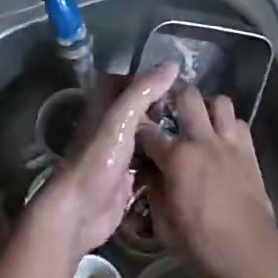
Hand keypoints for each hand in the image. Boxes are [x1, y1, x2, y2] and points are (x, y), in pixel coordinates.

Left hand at [33, 63, 179, 257]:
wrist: (80, 212)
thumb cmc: (97, 160)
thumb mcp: (120, 119)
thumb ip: (143, 92)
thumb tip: (172, 65)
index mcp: (103, 107)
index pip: (125, 82)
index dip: (147, 78)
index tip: (177, 79)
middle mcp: (110, 127)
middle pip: (138, 109)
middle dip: (162, 106)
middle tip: (193, 107)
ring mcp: (118, 154)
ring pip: (145, 136)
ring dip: (165, 133)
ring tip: (196, 129)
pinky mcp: (127, 178)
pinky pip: (149, 163)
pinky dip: (164, 159)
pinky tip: (187, 158)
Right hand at [137, 87, 277, 277]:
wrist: (250, 252)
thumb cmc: (201, 243)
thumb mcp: (163, 224)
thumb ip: (153, 190)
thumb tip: (150, 172)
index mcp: (177, 158)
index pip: (148, 130)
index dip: (138, 129)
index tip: (134, 132)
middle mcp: (203, 141)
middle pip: (187, 97)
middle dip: (173, 97)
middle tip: (168, 110)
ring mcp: (229, 143)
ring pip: (219, 102)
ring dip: (206, 106)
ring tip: (199, 120)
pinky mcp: (249, 152)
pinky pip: (239, 123)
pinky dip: (229, 125)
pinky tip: (221, 140)